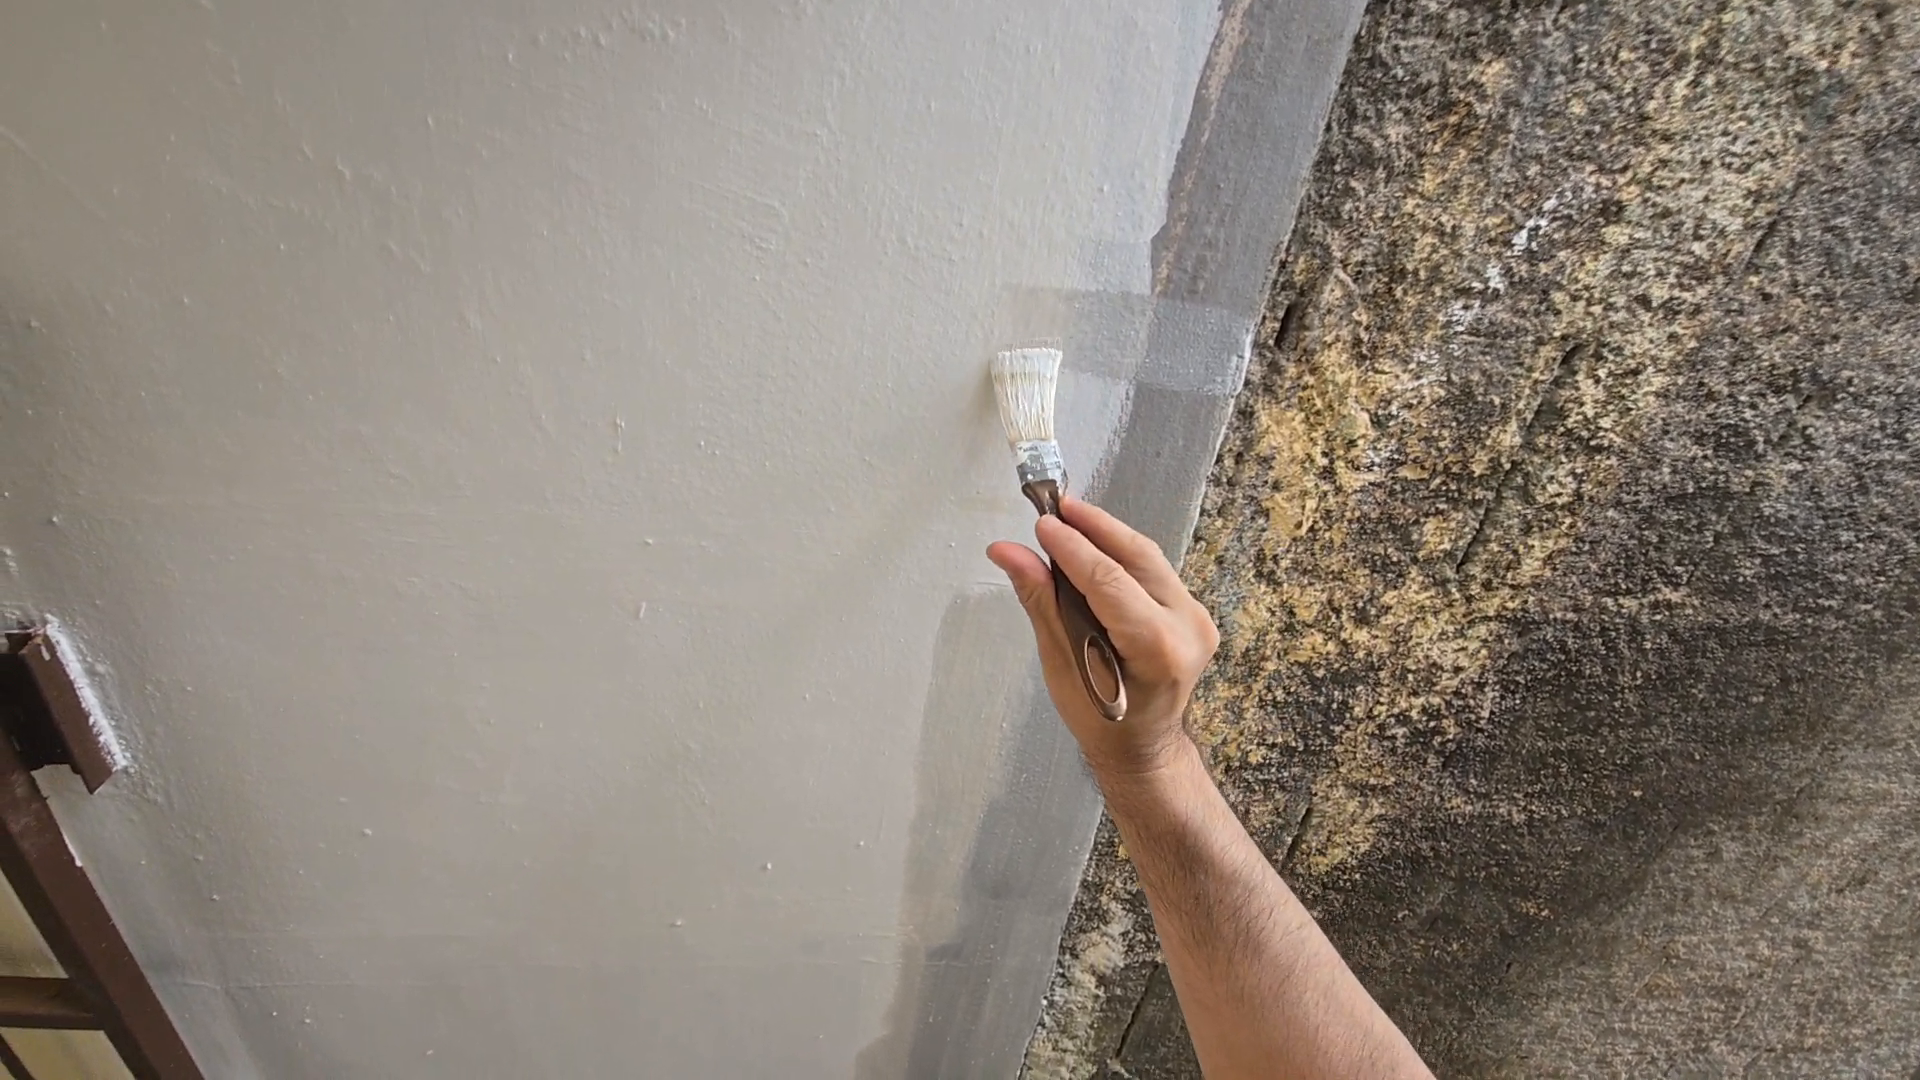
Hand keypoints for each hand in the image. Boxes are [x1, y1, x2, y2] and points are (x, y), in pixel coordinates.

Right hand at [987, 496, 1219, 779]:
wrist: (1144, 748)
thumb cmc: (1099, 720)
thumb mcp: (1062, 664)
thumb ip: (1041, 600)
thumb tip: (1007, 552)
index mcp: (1158, 649)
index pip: (1110, 581)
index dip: (1073, 547)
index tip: (1041, 523)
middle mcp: (1189, 627)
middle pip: (1138, 557)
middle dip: (1094, 526)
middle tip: (1056, 505)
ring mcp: (1197, 618)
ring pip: (1148, 558)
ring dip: (1107, 533)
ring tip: (1067, 516)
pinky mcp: (1194, 612)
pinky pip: (1153, 570)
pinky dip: (1119, 553)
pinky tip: (1091, 543)